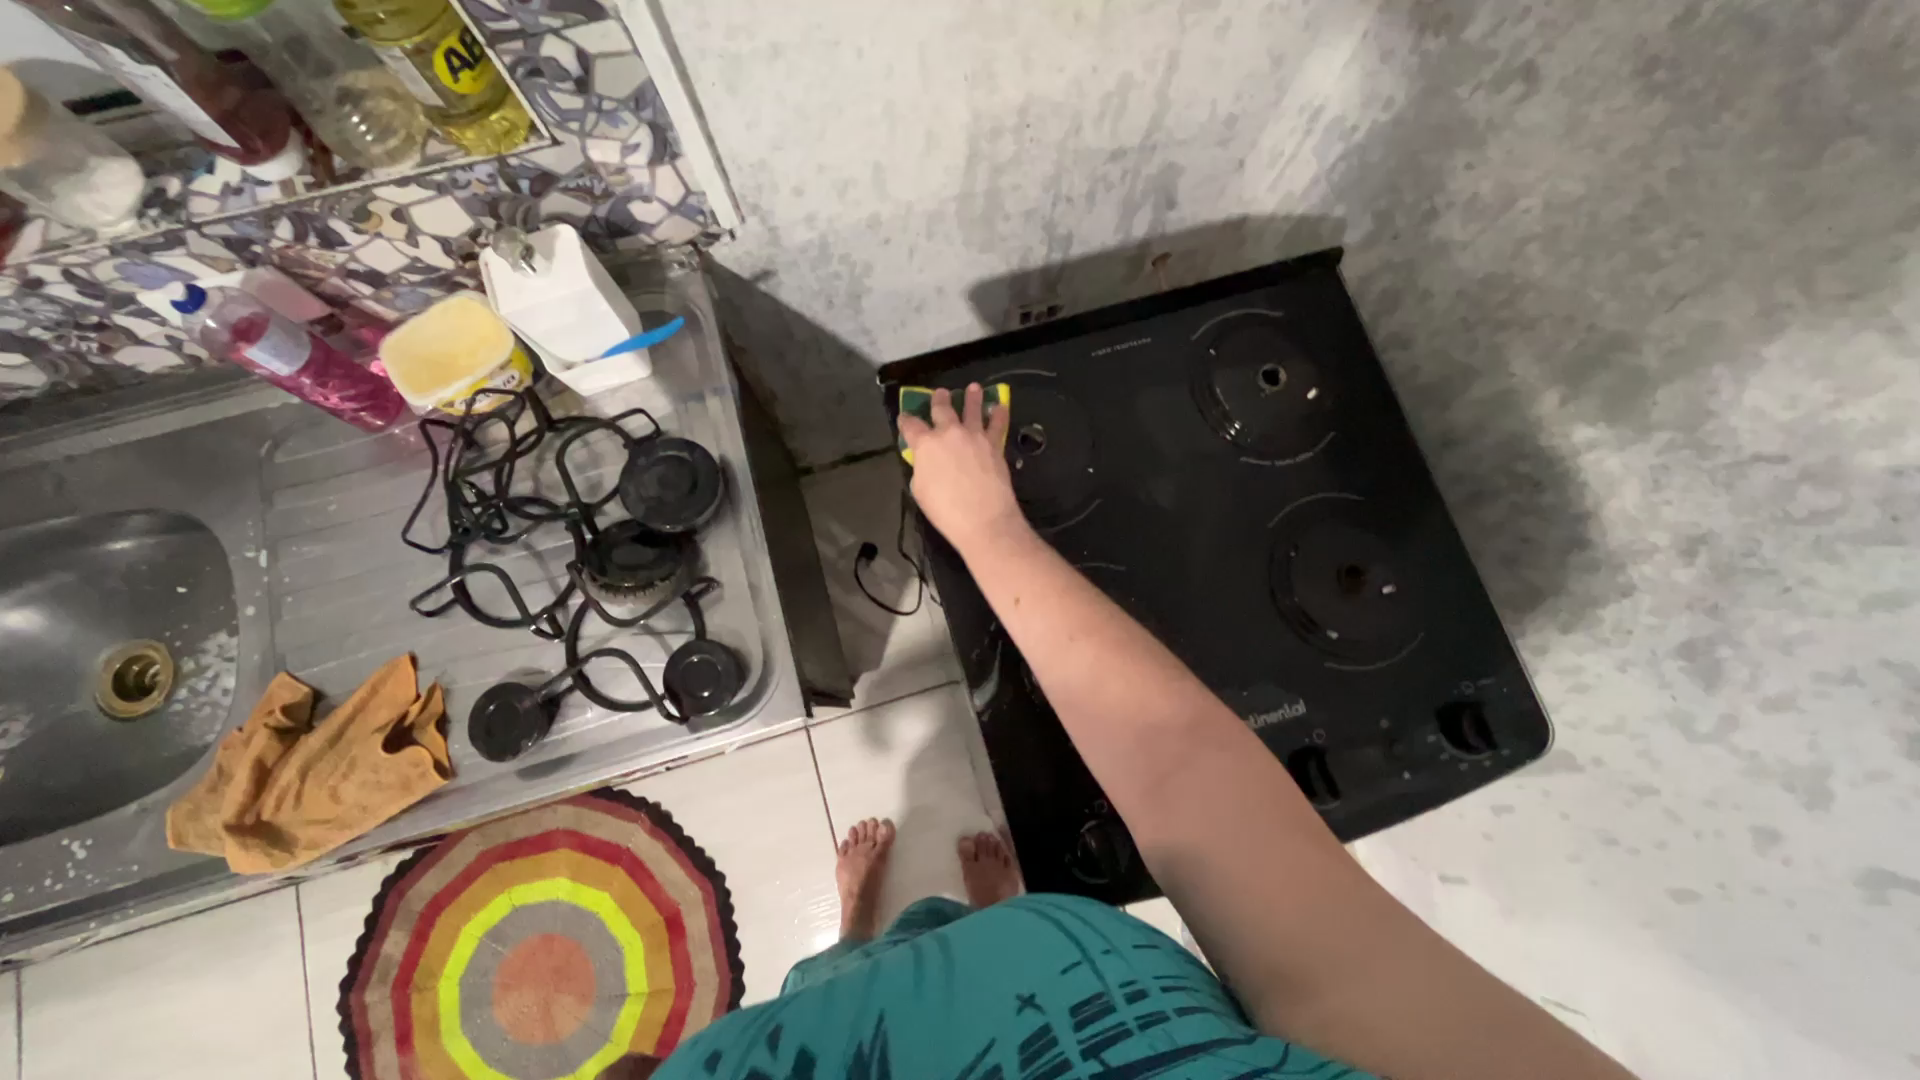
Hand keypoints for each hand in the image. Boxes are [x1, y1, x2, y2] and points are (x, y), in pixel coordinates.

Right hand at [897, 383, 1027, 555]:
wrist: (983, 518)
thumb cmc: (945, 510)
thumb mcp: (920, 491)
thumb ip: (921, 470)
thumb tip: (927, 463)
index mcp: (925, 445)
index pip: (911, 426)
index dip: (906, 421)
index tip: (905, 417)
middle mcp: (949, 433)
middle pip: (942, 409)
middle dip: (939, 400)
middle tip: (940, 392)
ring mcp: (974, 436)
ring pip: (972, 409)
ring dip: (971, 397)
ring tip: (973, 388)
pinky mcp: (994, 444)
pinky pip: (997, 425)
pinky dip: (999, 414)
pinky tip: (1000, 407)